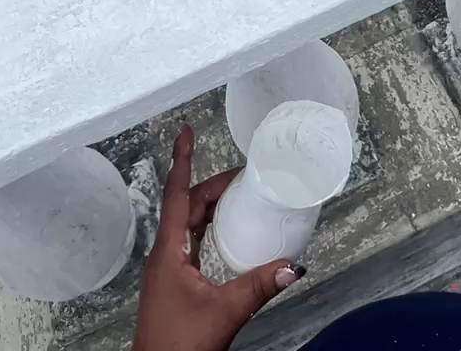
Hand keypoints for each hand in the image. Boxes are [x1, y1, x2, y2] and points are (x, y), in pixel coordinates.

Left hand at [132, 126, 303, 350]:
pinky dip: (210, 226)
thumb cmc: (180, 345)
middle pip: (187, 204)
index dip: (182, 160)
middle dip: (212, 183)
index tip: (185, 130)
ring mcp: (168, 267)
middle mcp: (165, 253)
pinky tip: (228, 230)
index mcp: (169, 251)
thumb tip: (295, 265)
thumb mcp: (224, 312)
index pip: (176, 193)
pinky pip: (192, 239)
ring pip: (189, 222)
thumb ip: (259, 286)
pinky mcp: (175, 281)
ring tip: (239, 192)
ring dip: (211, 203)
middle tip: (243, 173)